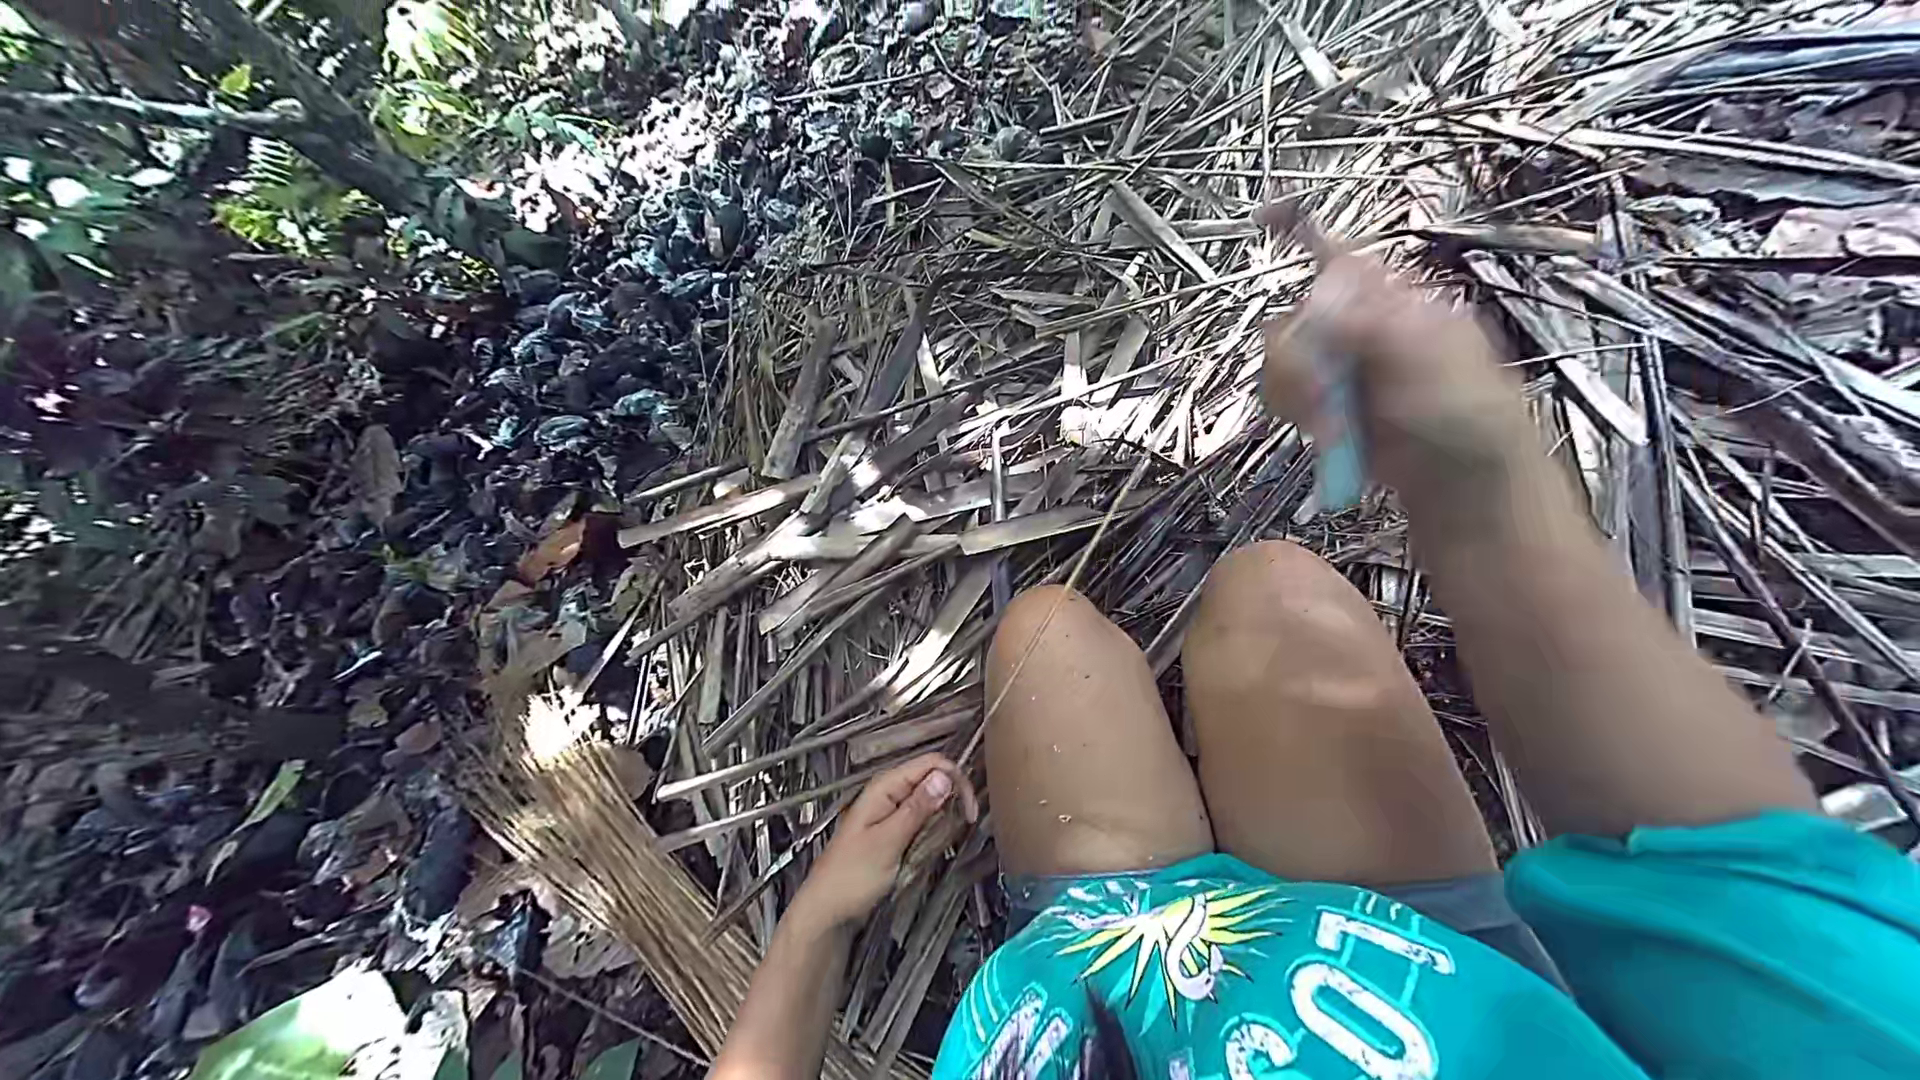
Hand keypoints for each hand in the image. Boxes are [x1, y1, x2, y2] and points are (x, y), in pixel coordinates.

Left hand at [788, 754, 978, 931]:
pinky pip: (922, 817)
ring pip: (929, 797)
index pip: (931, 763)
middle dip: (953, 794)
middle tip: (966, 821)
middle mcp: (889, 792)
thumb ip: (917, 807)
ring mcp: (891, 810)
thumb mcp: (889, 841)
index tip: (969, 809)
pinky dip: (934, 825)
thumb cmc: (851, 877)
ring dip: (945, 811)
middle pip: (932, 777)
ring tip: (953, 833)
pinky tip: (938, 840)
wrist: (828, 910)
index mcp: (885, 786)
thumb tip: (944, 776)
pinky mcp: (894, 829)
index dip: (955, 779)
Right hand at [1260, 244, 1537, 527]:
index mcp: (1390, 302)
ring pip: (1277, 362)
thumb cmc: (1466, 415)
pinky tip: (1327, 431)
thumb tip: (1326, 296)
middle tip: (1328, 394)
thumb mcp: (1437, 365)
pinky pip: (1277, 395)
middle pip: (1291, 321)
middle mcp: (1353, 328)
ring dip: (1298, 398)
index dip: (1300, 235)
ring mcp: (1331, 367)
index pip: (1339, 258)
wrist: (1453, 475)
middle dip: (1300, 363)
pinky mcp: (1313, 401)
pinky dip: (1294, 414)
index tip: (1263, 220)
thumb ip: (1380, 330)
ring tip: (1336, 424)